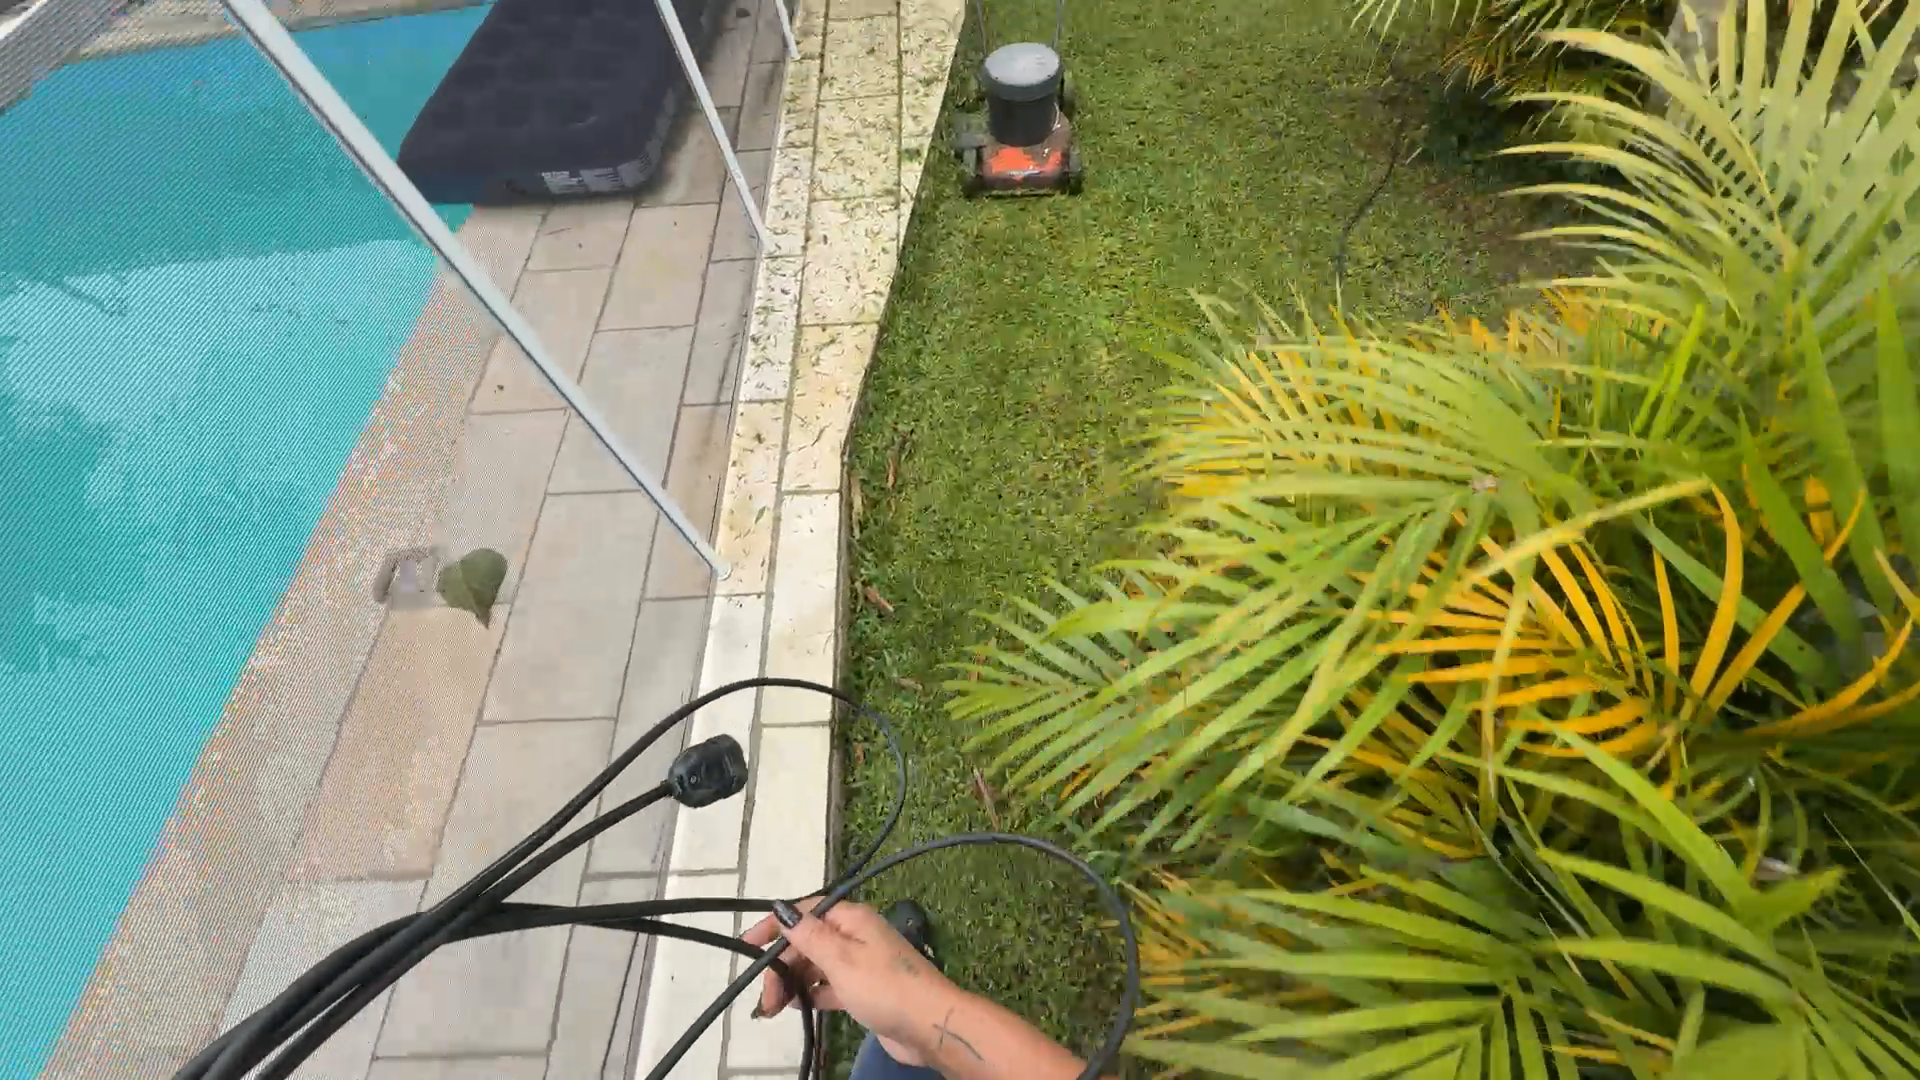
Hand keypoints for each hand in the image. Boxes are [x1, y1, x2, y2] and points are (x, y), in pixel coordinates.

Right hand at [740, 897, 958, 1047]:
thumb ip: (810, 936)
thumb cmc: (884, 986)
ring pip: (815, 965)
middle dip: (781, 965)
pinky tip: (796, 1008)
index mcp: (851, 918)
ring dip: (792, 982)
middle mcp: (854, 934)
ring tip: (773, 1010)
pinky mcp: (862, 989)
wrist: (928, 1024)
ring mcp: (859, 962)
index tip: (746, 945)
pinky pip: (827, 985)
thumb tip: (782, 909)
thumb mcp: (842, 960)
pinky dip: (810, 993)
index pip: (806, 911)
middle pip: (807, 941)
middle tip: (765, 1001)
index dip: (775, 924)